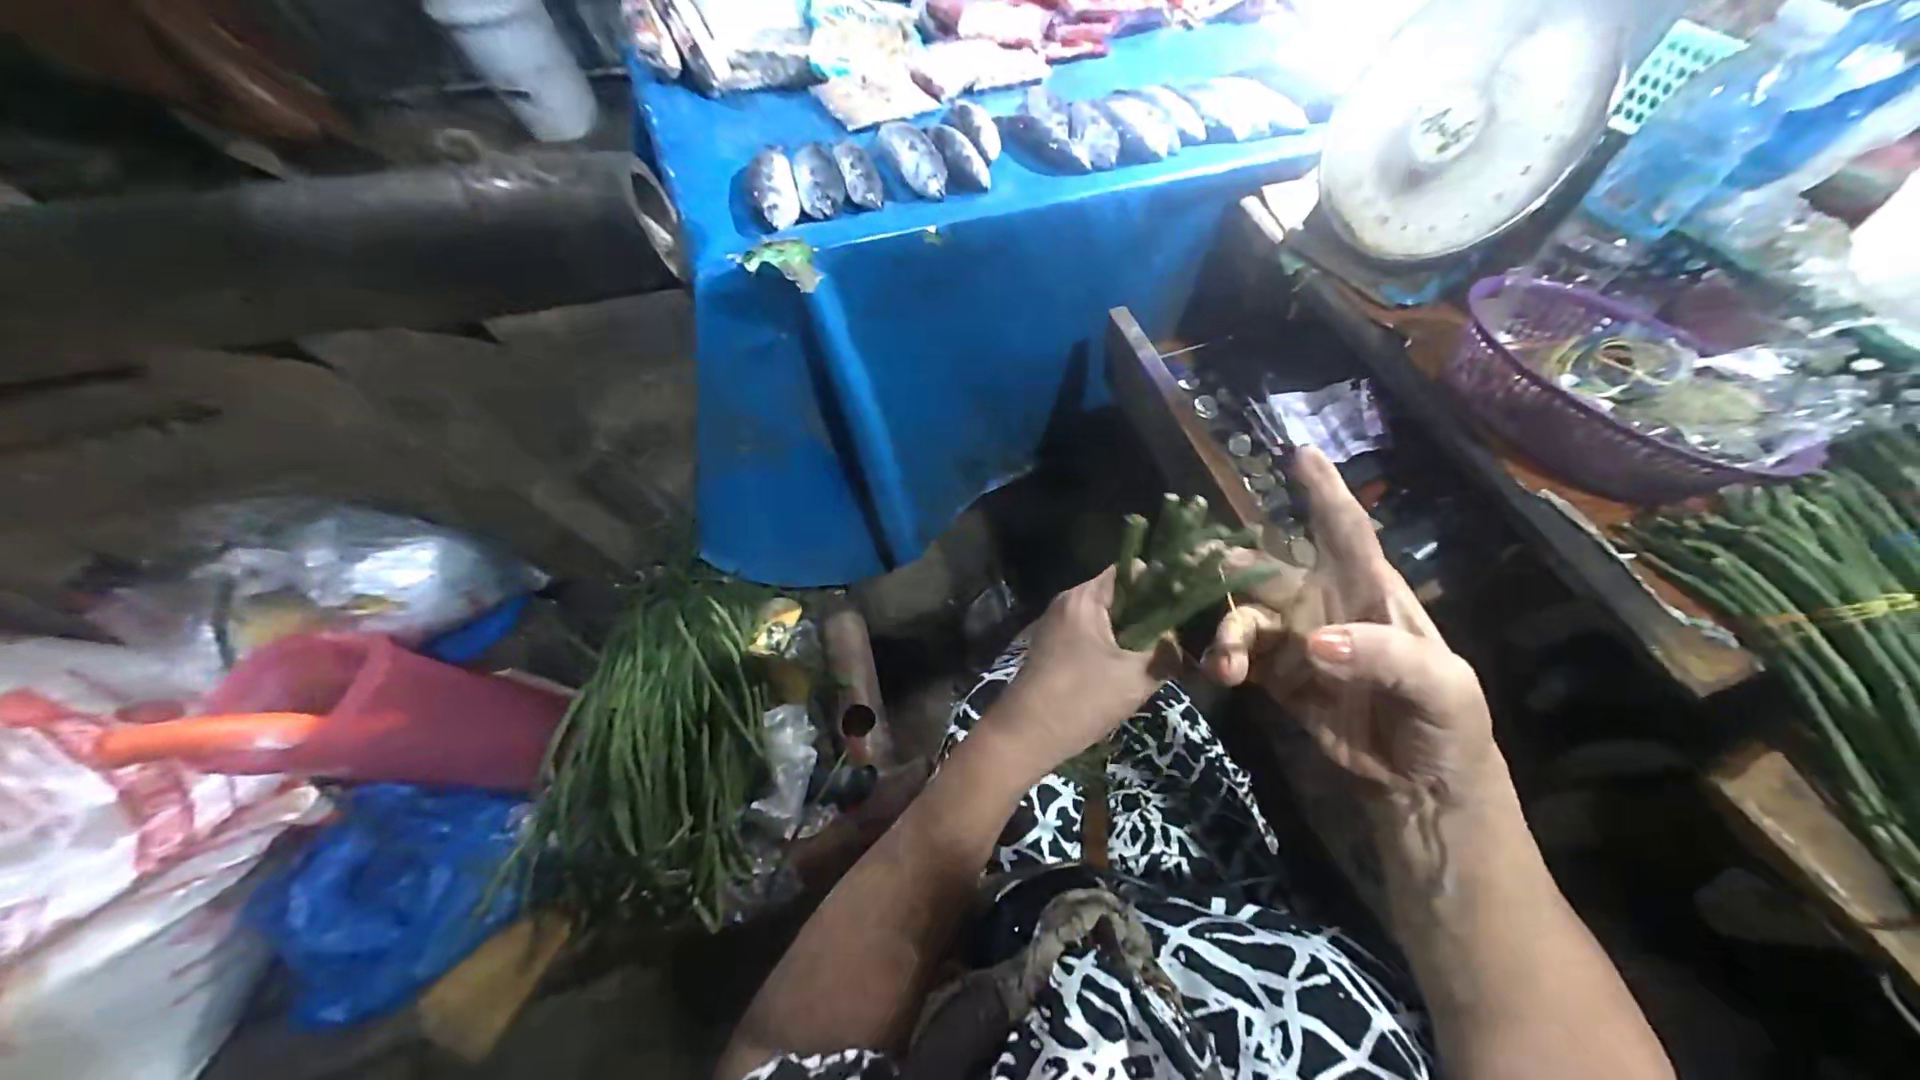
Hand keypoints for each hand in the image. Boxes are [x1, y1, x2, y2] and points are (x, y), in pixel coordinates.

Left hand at [974, 566, 1176, 778]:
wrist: (1024, 736)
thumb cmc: (1080, 698)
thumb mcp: (1136, 676)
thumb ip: (1168, 653)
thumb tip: (1186, 643)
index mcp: (1084, 597)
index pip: (1131, 571)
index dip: (1162, 584)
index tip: (1188, 605)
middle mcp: (1069, 603)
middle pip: (1121, 596)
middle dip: (1152, 614)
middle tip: (1183, 635)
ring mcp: (1060, 626)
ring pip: (1110, 620)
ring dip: (1136, 636)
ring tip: (1166, 654)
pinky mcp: (1057, 649)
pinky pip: (1095, 638)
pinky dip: (1117, 649)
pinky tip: (1136, 669)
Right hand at [1205, 447, 1497, 804]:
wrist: (1418, 785)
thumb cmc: (1447, 723)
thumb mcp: (1442, 688)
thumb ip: (1385, 657)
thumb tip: (1312, 642)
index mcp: (1371, 591)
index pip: (1345, 529)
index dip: (1323, 491)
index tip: (1299, 453)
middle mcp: (1325, 603)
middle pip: (1265, 569)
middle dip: (1228, 567)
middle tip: (1192, 570)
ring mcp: (1295, 638)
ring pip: (1241, 612)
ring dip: (1224, 629)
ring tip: (1226, 667)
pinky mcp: (1275, 674)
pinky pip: (1236, 653)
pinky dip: (1221, 658)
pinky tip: (1220, 675)